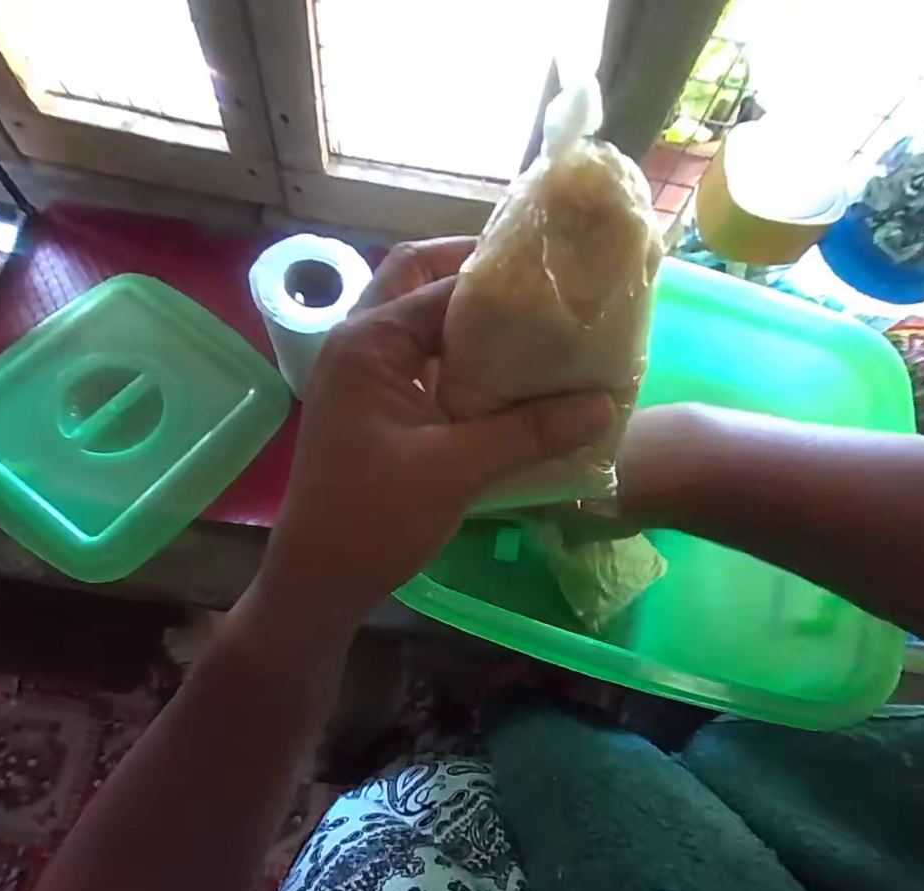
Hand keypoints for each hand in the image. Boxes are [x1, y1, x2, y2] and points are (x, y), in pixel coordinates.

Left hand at [251, 238, 616, 632]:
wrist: (319, 577)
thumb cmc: (375, 518)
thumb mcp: (457, 469)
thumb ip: (530, 432)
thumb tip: (603, 405)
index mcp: (368, 343)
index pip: (440, 284)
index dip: (499, 279)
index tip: (556, 281)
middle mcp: (357, 346)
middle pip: (415, 283)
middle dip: (470, 280)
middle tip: (531, 292)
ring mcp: (360, 380)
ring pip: (416, 326)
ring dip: (463, 323)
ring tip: (526, 331)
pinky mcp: (370, 411)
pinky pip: (416, 367)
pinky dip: (453, 364)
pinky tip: (498, 384)